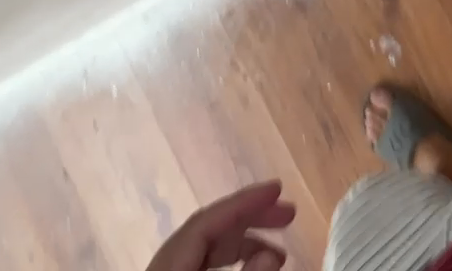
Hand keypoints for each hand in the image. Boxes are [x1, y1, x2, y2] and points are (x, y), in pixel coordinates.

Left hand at [145, 180, 295, 270]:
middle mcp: (161, 264)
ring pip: (204, 249)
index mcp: (167, 265)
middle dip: (249, 218)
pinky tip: (253, 263)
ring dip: (244, 242)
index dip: (243, 202)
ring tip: (280, 251)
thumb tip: (274, 254)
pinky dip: (230, 262)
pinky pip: (200, 266)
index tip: (279, 187)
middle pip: (206, 230)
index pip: (205, 222)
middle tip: (290, 213)